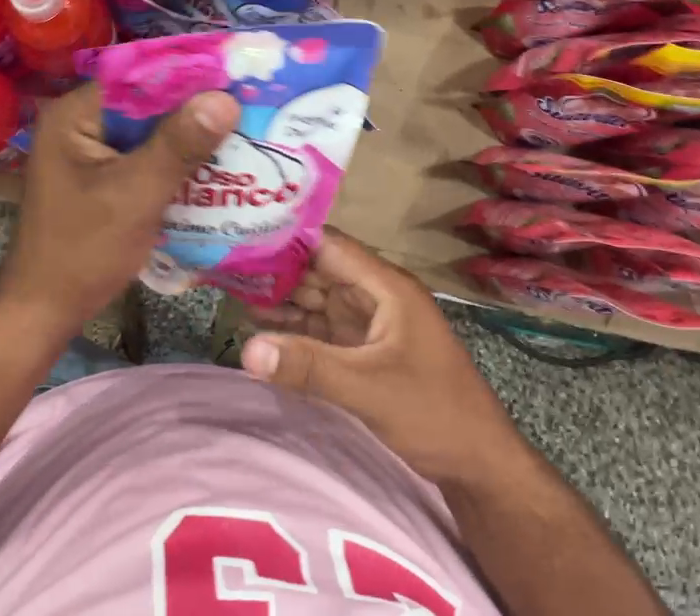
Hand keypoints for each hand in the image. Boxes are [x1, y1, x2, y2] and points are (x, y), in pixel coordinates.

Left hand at [0, 82, 238, 328]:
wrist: (46, 308)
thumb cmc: (83, 249)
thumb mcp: (135, 194)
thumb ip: (178, 145)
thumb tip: (226, 98)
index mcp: (74, 115)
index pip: (138, 77)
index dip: (188, 76)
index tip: (239, 76)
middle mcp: (79, 124)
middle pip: (146, 104)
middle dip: (195, 108)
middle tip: (254, 104)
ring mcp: (89, 153)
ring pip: (149, 132)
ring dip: (190, 137)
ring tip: (248, 130)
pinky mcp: (102, 179)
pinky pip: (145, 158)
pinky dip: (177, 163)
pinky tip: (218, 166)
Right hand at [241, 229, 529, 485]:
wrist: (480, 468)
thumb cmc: (435, 415)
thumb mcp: (369, 390)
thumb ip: (308, 367)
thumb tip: (245, 350)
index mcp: (386, 287)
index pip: (326, 244)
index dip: (283, 236)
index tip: (237, 232)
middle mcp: (375, 296)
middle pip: (315, 269)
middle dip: (271, 266)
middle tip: (219, 260)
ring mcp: (368, 324)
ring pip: (313, 298)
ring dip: (276, 296)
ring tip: (226, 287)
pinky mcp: (361, 352)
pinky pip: (318, 328)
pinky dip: (289, 327)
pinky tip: (255, 325)